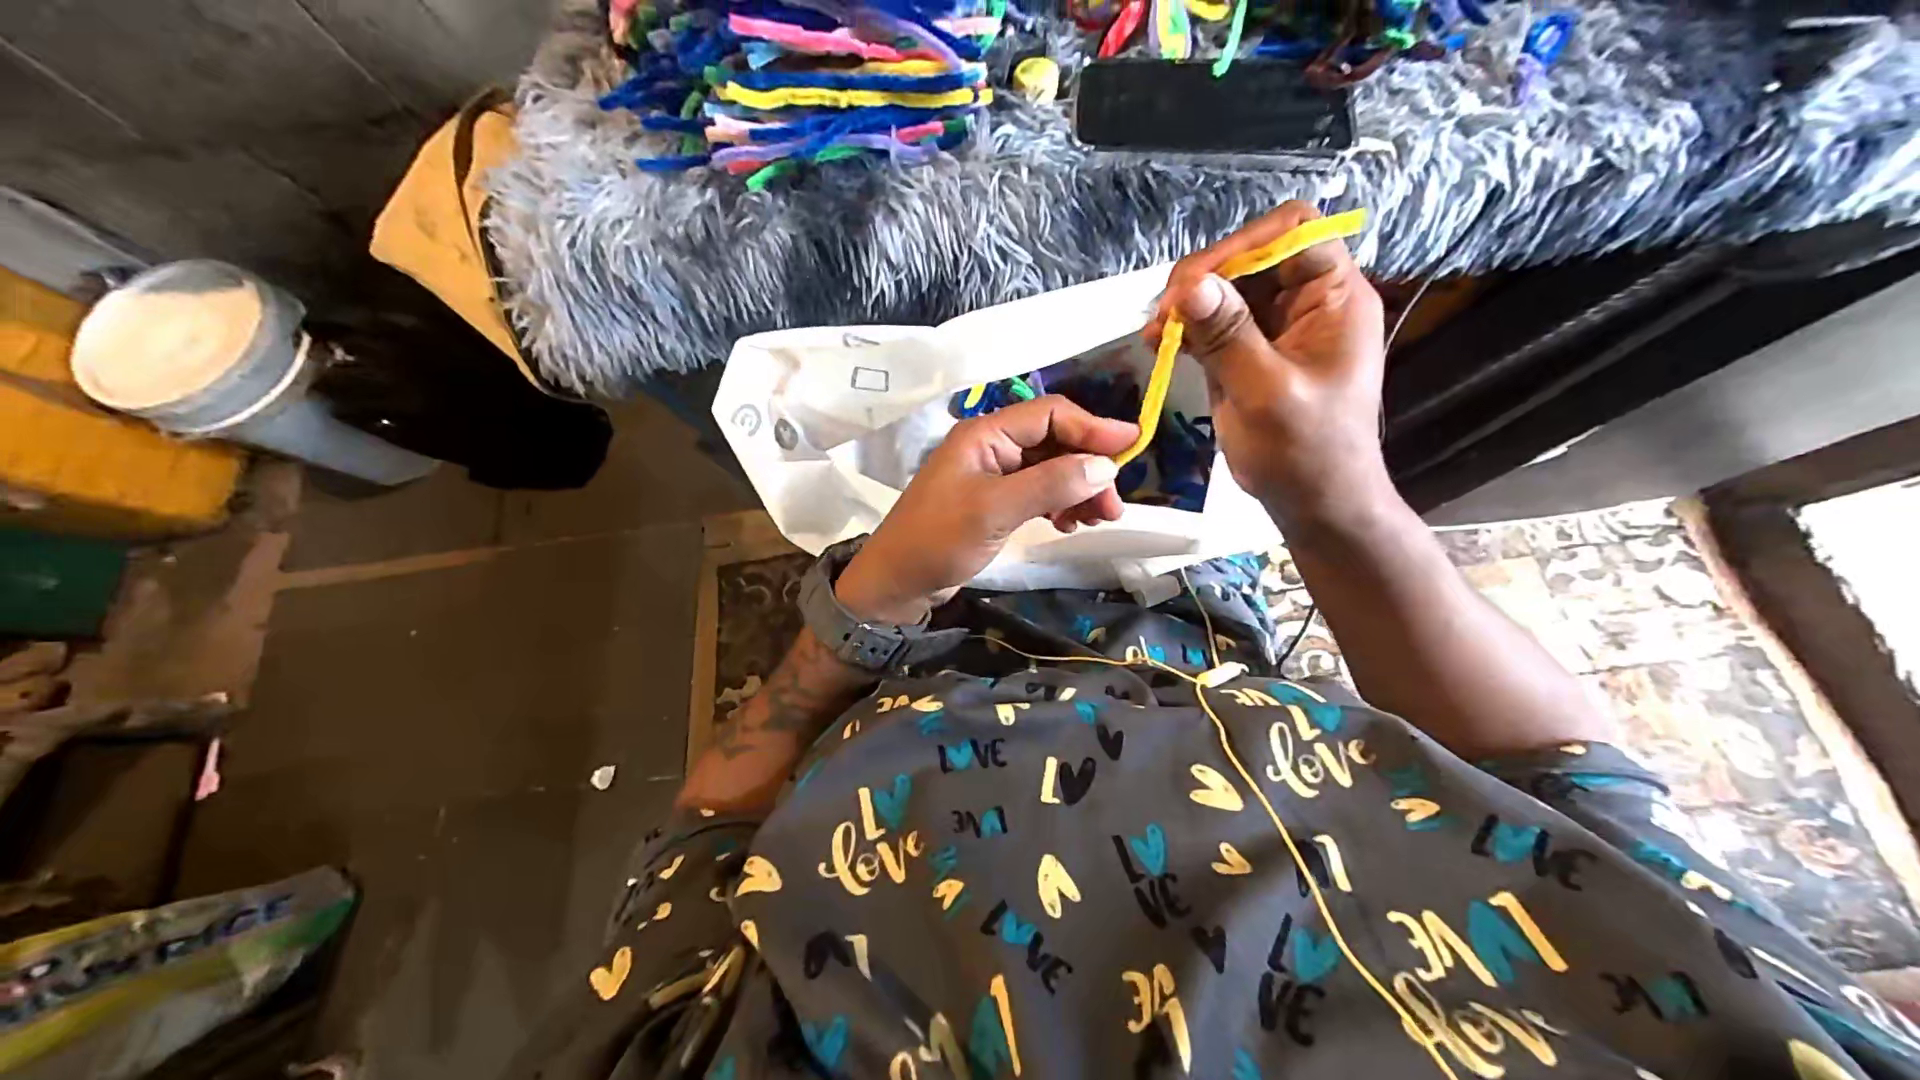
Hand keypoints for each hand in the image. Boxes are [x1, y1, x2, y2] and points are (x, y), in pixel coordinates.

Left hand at [835, 396, 1138, 622]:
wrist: (896, 583)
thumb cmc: (938, 541)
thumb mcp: (995, 510)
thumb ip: (1050, 484)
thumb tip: (1105, 466)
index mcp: (985, 435)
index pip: (1050, 415)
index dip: (1093, 428)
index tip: (1132, 447)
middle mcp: (991, 448)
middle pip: (1054, 442)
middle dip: (1088, 468)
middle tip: (1112, 506)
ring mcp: (992, 476)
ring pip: (1049, 469)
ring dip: (1077, 489)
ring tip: (1096, 519)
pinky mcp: (993, 503)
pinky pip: (1037, 492)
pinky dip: (1058, 504)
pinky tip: (1068, 524)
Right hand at [1146, 201, 1391, 525]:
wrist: (1313, 502)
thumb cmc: (1305, 452)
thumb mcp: (1267, 393)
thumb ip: (1229, 337)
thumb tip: (1190, 286)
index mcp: (1333, 298)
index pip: (1293, 233)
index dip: (1242, 245)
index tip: (1194, 283)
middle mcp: (1305, 302)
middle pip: (1250, 258)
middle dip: (1202, 279)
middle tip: (1162, 315)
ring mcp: (1274, 328)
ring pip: (1224, 289)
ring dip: (1186, 305)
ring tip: (1155, 334)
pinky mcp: (1247, 352)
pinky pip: (1213, 323)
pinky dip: (1185, 329)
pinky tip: (1160, 345)